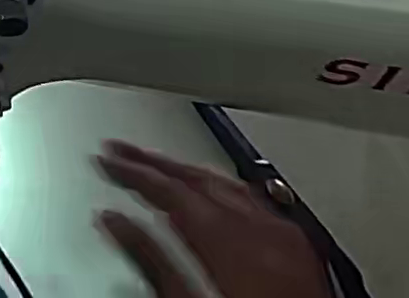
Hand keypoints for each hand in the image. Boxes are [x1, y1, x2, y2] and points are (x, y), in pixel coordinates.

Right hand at [96, 141, 330, 297]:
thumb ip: (149, 259)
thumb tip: (110, 218)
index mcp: (229, 240)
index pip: (167, 187)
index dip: (130, 170)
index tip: (105, 160)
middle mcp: (262, 232)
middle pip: (195, 178)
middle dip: (152, 161)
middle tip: (119, 150)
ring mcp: (287, 242)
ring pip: (224, 185)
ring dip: (185, 172)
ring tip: (157, 165)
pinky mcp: (304, 256)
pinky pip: (254, 202)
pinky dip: (222, 190)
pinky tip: (210, 193)